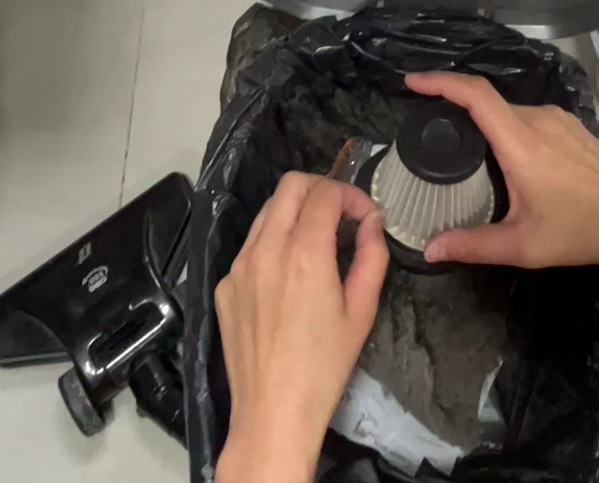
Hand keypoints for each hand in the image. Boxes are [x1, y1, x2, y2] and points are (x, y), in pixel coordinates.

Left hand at [215, 172, 387, 482]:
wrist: (273, 412)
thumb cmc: (324, 365)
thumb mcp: (362, 310)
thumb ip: (372, 254)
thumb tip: (373, 220)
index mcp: (304, 252)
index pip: (326, 193)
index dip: (351, 194)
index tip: (365, 214)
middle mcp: (266, 248)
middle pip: (290, 185)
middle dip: (321, 188)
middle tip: (341, 213)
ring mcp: (239, 264)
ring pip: (267, 210)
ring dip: (295, 210)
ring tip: (317, 238)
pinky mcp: (225, 283)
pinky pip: (251, 244)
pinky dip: (274, 240)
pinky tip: (288, 272)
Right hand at [408, 71, 598, 267]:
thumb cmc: (580, 231)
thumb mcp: (523, 246)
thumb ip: (473, 245)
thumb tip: (429, 250)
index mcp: (519, 141)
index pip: (474, 94)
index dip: (440, 81)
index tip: (412, 81)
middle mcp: (537, 119)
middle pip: (487, 100)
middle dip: (455, 105)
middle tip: (432, 126)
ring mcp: (558, 118)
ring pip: (509, 110)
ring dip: (485, 121)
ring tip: (468, 146)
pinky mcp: (572, 125)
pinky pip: (529, 116)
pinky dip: (508, 126)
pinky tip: (508, 154)